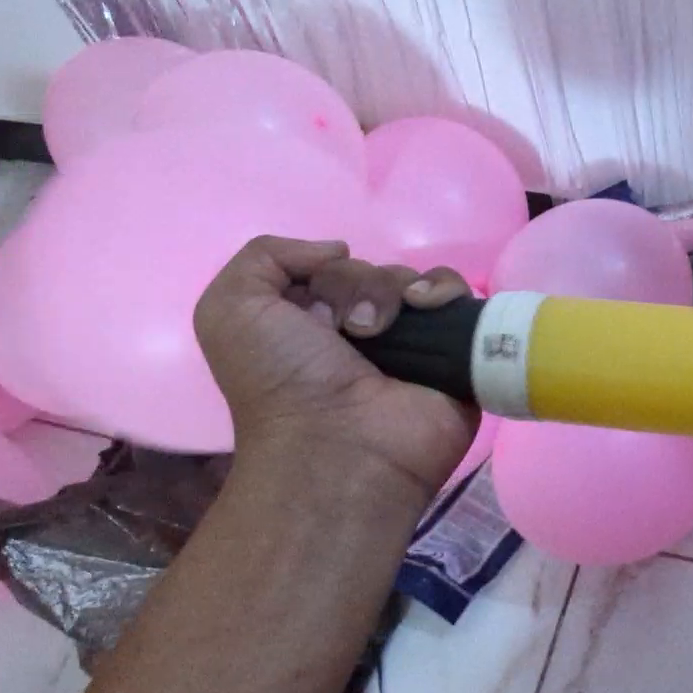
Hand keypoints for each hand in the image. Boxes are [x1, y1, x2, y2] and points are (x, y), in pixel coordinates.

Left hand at [194, 236, 479, 512]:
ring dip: (396, 291)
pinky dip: (444, 290)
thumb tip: (340, 248)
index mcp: (317, 324)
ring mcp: (417, 343)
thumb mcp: (231, 309)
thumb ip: (265, 255)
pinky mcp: (459, 353)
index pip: (335, 268)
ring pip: (418, 281)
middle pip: (377, 272)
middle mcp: (368, 333)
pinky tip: (427, 309)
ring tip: (385, 330)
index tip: (312, 315)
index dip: (323, 276)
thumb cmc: (282, 380)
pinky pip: (462, 299)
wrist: (341, 444)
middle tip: (351, 331)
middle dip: (360, 286)